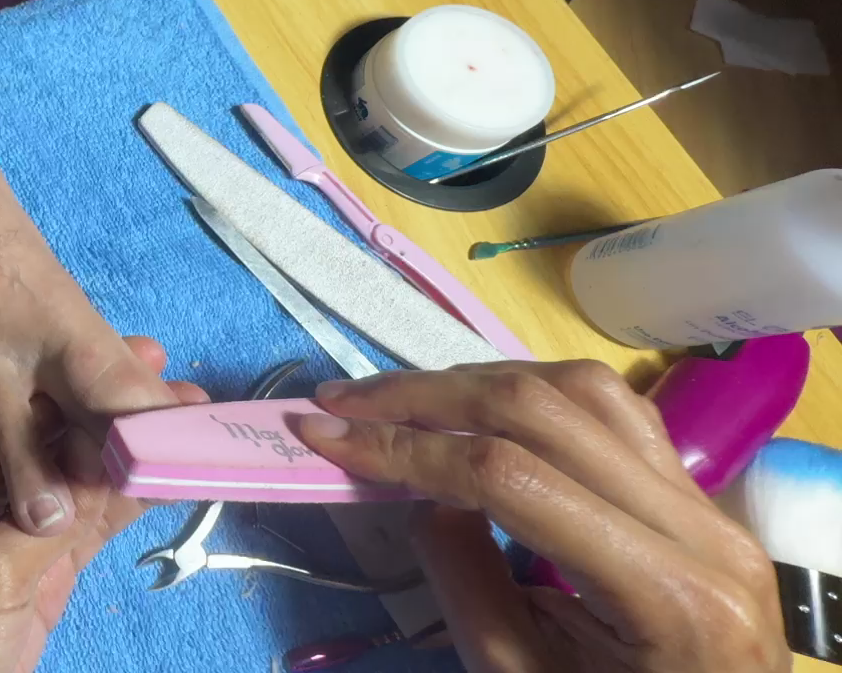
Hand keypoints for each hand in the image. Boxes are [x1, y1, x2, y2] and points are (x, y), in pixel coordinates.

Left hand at [0, 338, 206, 672]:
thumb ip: (46, 517)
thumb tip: (104, 459)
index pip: (28, 412)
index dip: (82, 384)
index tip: (136, 357)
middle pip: (61, 440)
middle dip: (115, 410)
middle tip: (177, 380)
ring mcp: (19, 533)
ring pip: (82, 482)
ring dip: (130, 454)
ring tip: (186, 419)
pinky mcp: (41, 575)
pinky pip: (88, 529)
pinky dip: (125, 505)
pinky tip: (162, 481)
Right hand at [296, 360, 790, 672]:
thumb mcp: (509, 666)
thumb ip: (455, 563)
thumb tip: (410, 477)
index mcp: (669, 597)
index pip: (504, 474)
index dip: (401, 445)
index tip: (320, 431)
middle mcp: (701, 531)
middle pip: (536, 410)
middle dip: (419, 395)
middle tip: (341, 401)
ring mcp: (704, 502)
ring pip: (573, 386)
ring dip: (468, 380)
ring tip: (401, 401)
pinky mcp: (689, 488)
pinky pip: (602, 404)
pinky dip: (521, 387)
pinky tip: (474, 406)